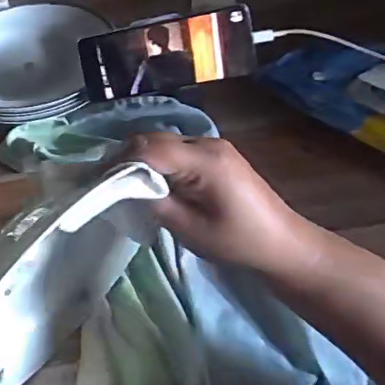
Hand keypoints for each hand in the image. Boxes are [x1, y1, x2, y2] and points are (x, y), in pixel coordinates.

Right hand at [123, 132, 327, 276]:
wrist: (285, 245)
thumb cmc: (239, 242)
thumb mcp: (190, 229)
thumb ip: (155, 202)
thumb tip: (125, 187)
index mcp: (206, 160)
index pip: (150, 149)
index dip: (120, 162)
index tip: (99, 181)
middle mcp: (207, 143)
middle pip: (152, 139)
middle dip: (125, 157)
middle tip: (105, 181)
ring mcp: (211, 145)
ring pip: (160, 141)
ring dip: (138, 157)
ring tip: (122, 181)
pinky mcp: (212, 153)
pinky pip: (172, 148)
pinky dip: (153, 159)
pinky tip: (147, 180)